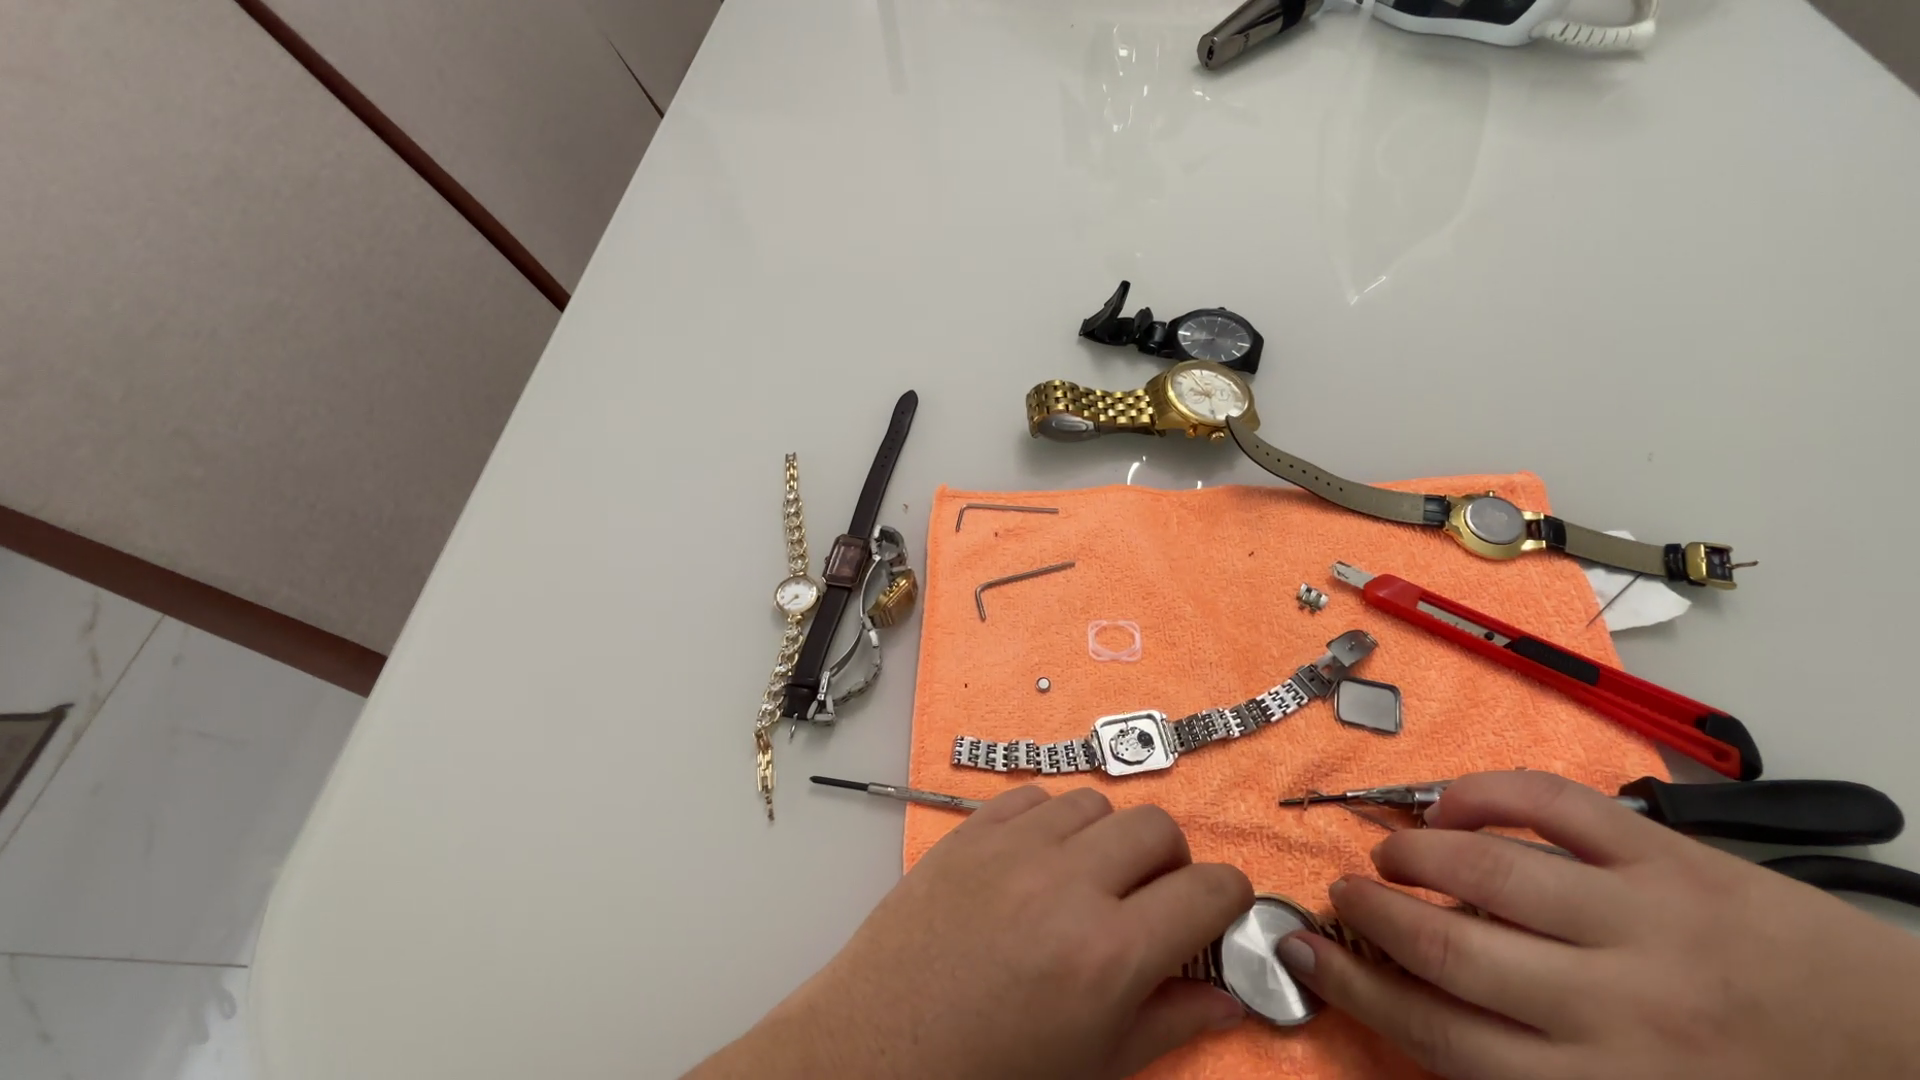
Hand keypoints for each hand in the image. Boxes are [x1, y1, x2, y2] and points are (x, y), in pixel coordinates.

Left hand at [687, 786, 1252, 1079]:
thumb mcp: (1094, 1064)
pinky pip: (1033, 796)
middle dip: (1172, 859)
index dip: (1228, 897)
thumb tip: (1231, 997)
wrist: (878, 1047)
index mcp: (1110, 953)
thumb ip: (1170, 1023)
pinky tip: (1037, 857)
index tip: (1219, 908)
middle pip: (1157, 827)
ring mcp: (1013, 847)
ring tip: (1087, 875)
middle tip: (1151, 895)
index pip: (1208, 891)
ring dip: (1107, 836)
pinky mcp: (969, 831)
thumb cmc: (991, 1070)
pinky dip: (1050, 819)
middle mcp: (1068, 884)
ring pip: (1095, 803)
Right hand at [1277, 770, 1919, 1078]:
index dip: (1354, 987)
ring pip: (1486, 866)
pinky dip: (1484, 793)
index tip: (1304, 949)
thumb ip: (1529, 1072)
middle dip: (1370, 913)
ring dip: (1412, 852)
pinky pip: (1553, 803)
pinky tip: (1451, 804)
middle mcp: (1613, 1006)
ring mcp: (1642, 918)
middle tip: (1342, 895)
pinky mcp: (1671, 856)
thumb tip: (1418, 1009)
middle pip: (1445, 944)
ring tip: (1387, 855)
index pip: (1436, 1031)